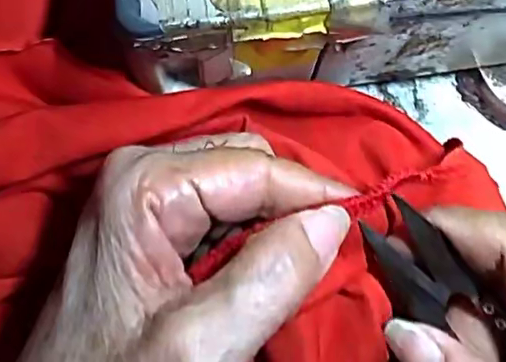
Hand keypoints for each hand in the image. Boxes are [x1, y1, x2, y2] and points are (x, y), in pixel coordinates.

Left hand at [19, 134, 354, 361]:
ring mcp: (141, 184)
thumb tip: (331, 220)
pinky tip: (262, 257)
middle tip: (337, 243)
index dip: (312, 190)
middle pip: (242, 161)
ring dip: (272, 210)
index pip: (251, 166)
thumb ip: (268, 277)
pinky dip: (247, 224)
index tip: (364, 216)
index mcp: (146, 180)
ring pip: (232, 176)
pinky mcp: (144, 209)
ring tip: (306, 254)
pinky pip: (212, 200)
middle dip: (291, 196)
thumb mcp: (198, 344)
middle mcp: (142, 165)